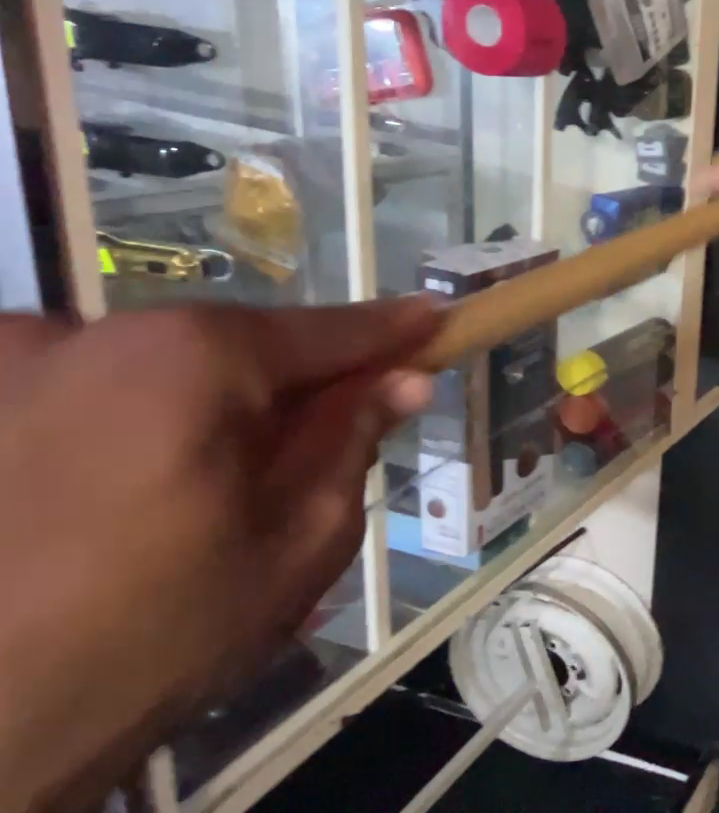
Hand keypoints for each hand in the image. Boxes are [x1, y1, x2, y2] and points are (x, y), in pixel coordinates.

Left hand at [0, 297, 441, 809]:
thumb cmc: (157, 635)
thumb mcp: (302, 535)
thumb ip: (351, 439)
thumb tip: (403, 381)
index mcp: (185, 358)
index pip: (324, 330)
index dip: (393, 330)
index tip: (440, 319)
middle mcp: (81, 336)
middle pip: (231, 347)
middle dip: (290, 383)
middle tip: (335, 431)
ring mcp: (0, 373)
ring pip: (152, 368)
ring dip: (205, 405)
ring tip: (219, 482)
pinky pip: (75, 395)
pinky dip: (125, 424)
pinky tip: (124, 493)